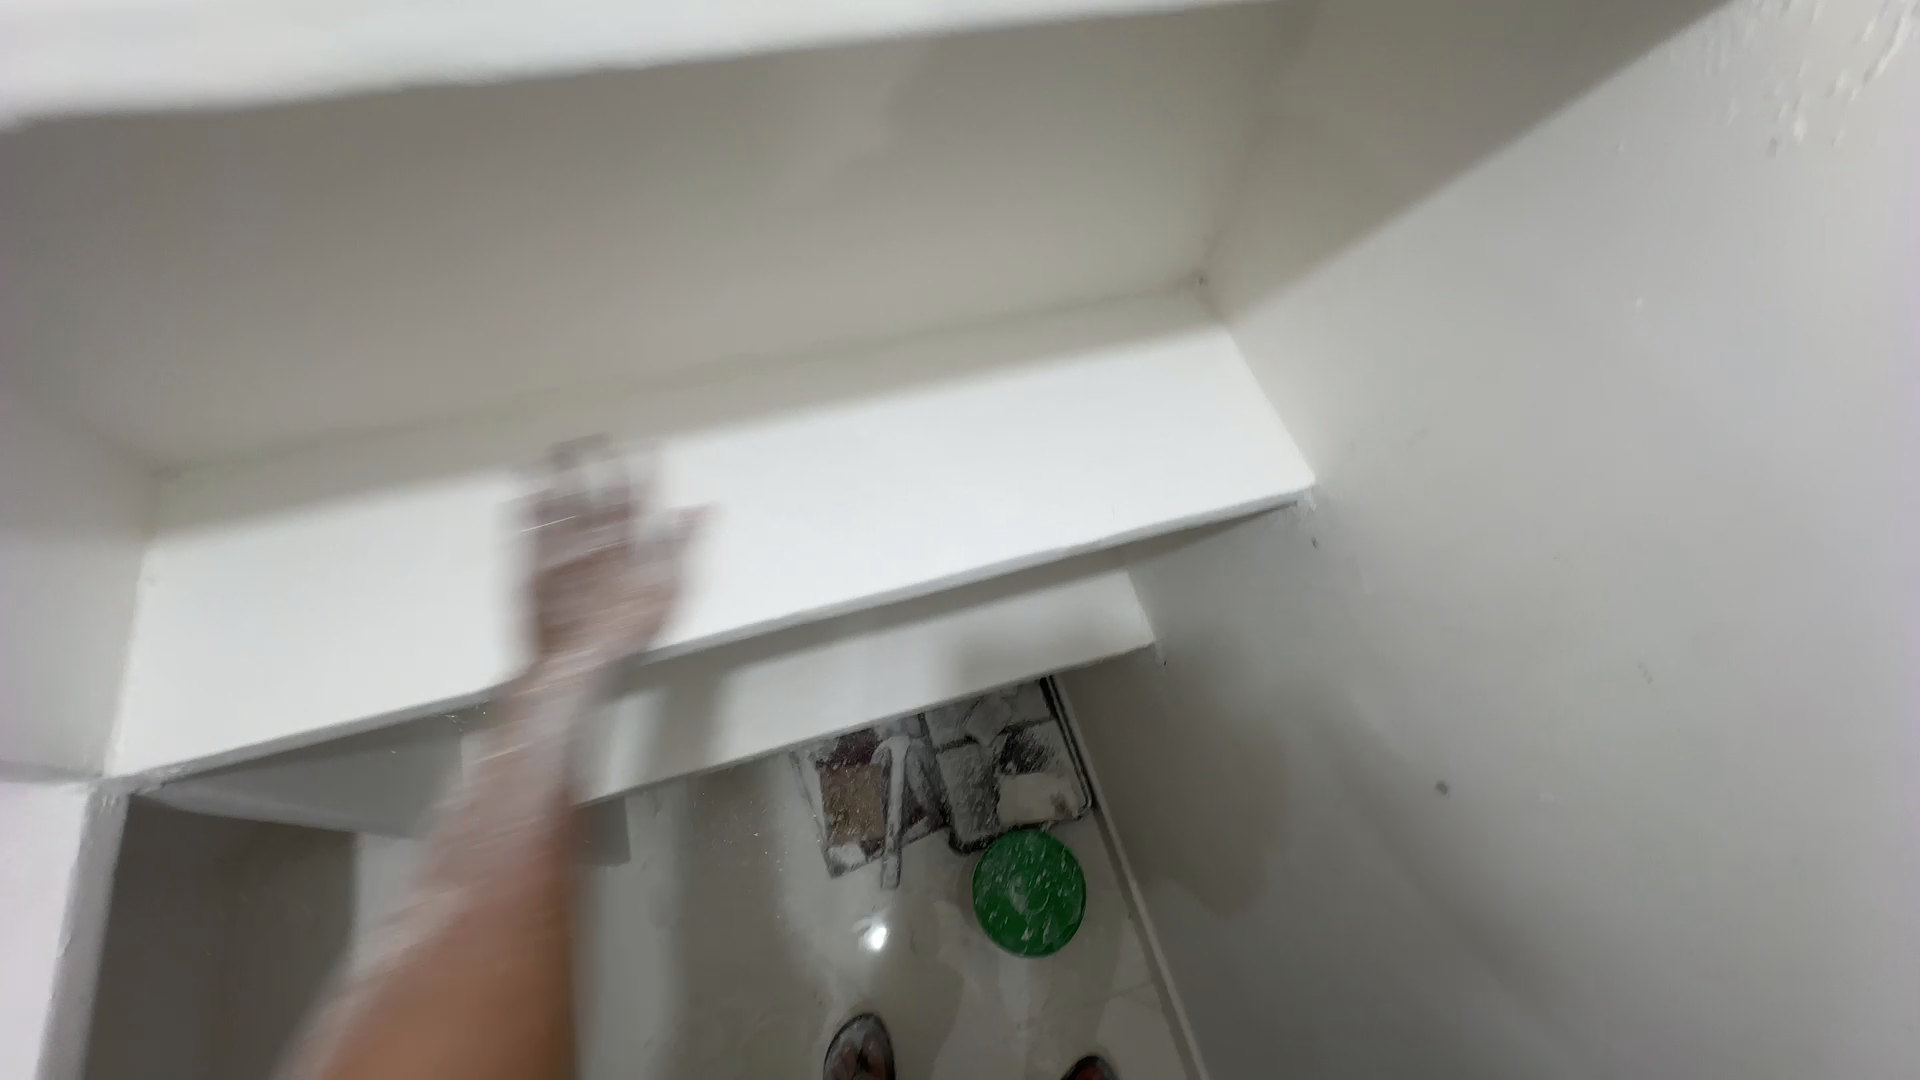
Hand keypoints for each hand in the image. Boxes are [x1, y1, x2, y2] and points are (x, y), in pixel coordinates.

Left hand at [524, 439, 698, 672]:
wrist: (573, 661)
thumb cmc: (629, 630)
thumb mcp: (670, 590)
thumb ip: (681, 545)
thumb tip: (700, 510)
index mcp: (626, 542)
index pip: (637, 495)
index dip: (643, 469)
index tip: (646, 447)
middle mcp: (590, 538)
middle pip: (594, 491)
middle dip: (597, 462)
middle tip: (596, 436)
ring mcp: (557, 551)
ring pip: (558, 502)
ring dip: (559, 475)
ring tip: (559, 451)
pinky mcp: (531, 568)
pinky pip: (527, 529)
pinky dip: (527, 508)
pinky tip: (524, 491)